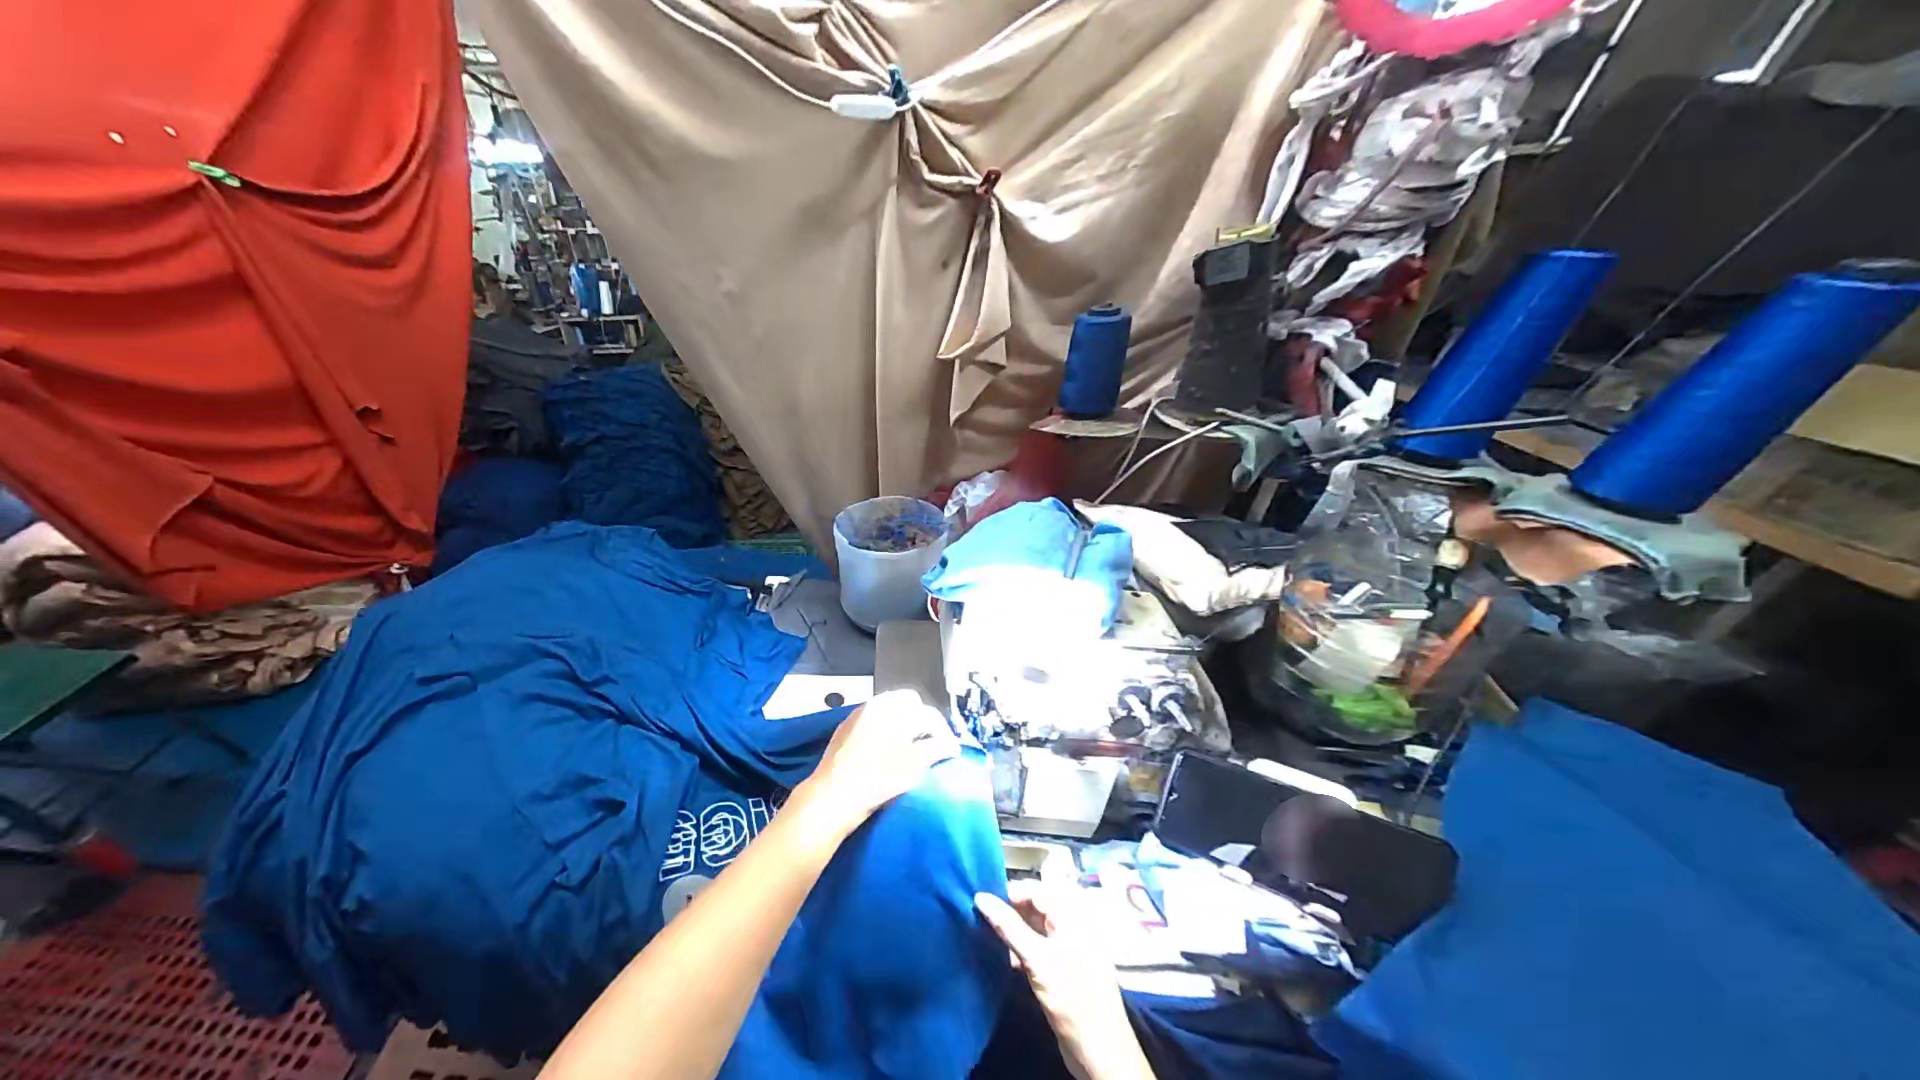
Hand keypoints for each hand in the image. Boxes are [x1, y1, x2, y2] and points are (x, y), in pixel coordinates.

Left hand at [796, 690, 958, 831]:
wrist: (832, 796)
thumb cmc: (878, 779)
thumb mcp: (915, 766)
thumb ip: (936, 749)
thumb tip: (951, 745)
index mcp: (897, 709)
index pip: (929, 714)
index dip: (943, 732)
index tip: (949, 750)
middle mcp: (878, 704)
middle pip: (908, 702)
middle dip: (922, 719)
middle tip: (930, 742)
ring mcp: (859, 714)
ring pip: (888, 708)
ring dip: (902, 721)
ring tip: (909, 745)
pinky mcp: (845, 727)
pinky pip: (871, 718)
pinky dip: (883, 727)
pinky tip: (884, 747)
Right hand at [975, 882, 1152, 1079]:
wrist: (1100, 1050)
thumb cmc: (1070, 996)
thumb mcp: (1036, 959)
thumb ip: (1008, 926)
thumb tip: (980, 897)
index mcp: (1072, 913)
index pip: (1036, 888)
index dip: (1009, 892)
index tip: (981, 900)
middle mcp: (1072, 924)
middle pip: (1037, 905)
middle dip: (1010, 909)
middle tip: (980, 917)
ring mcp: (1069, 947)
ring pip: (1036, 927)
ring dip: (1014, 930)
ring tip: (987, 935)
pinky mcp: (1064, 968)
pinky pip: (1039, 947)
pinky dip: (1022, 949)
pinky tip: (1005, 958)